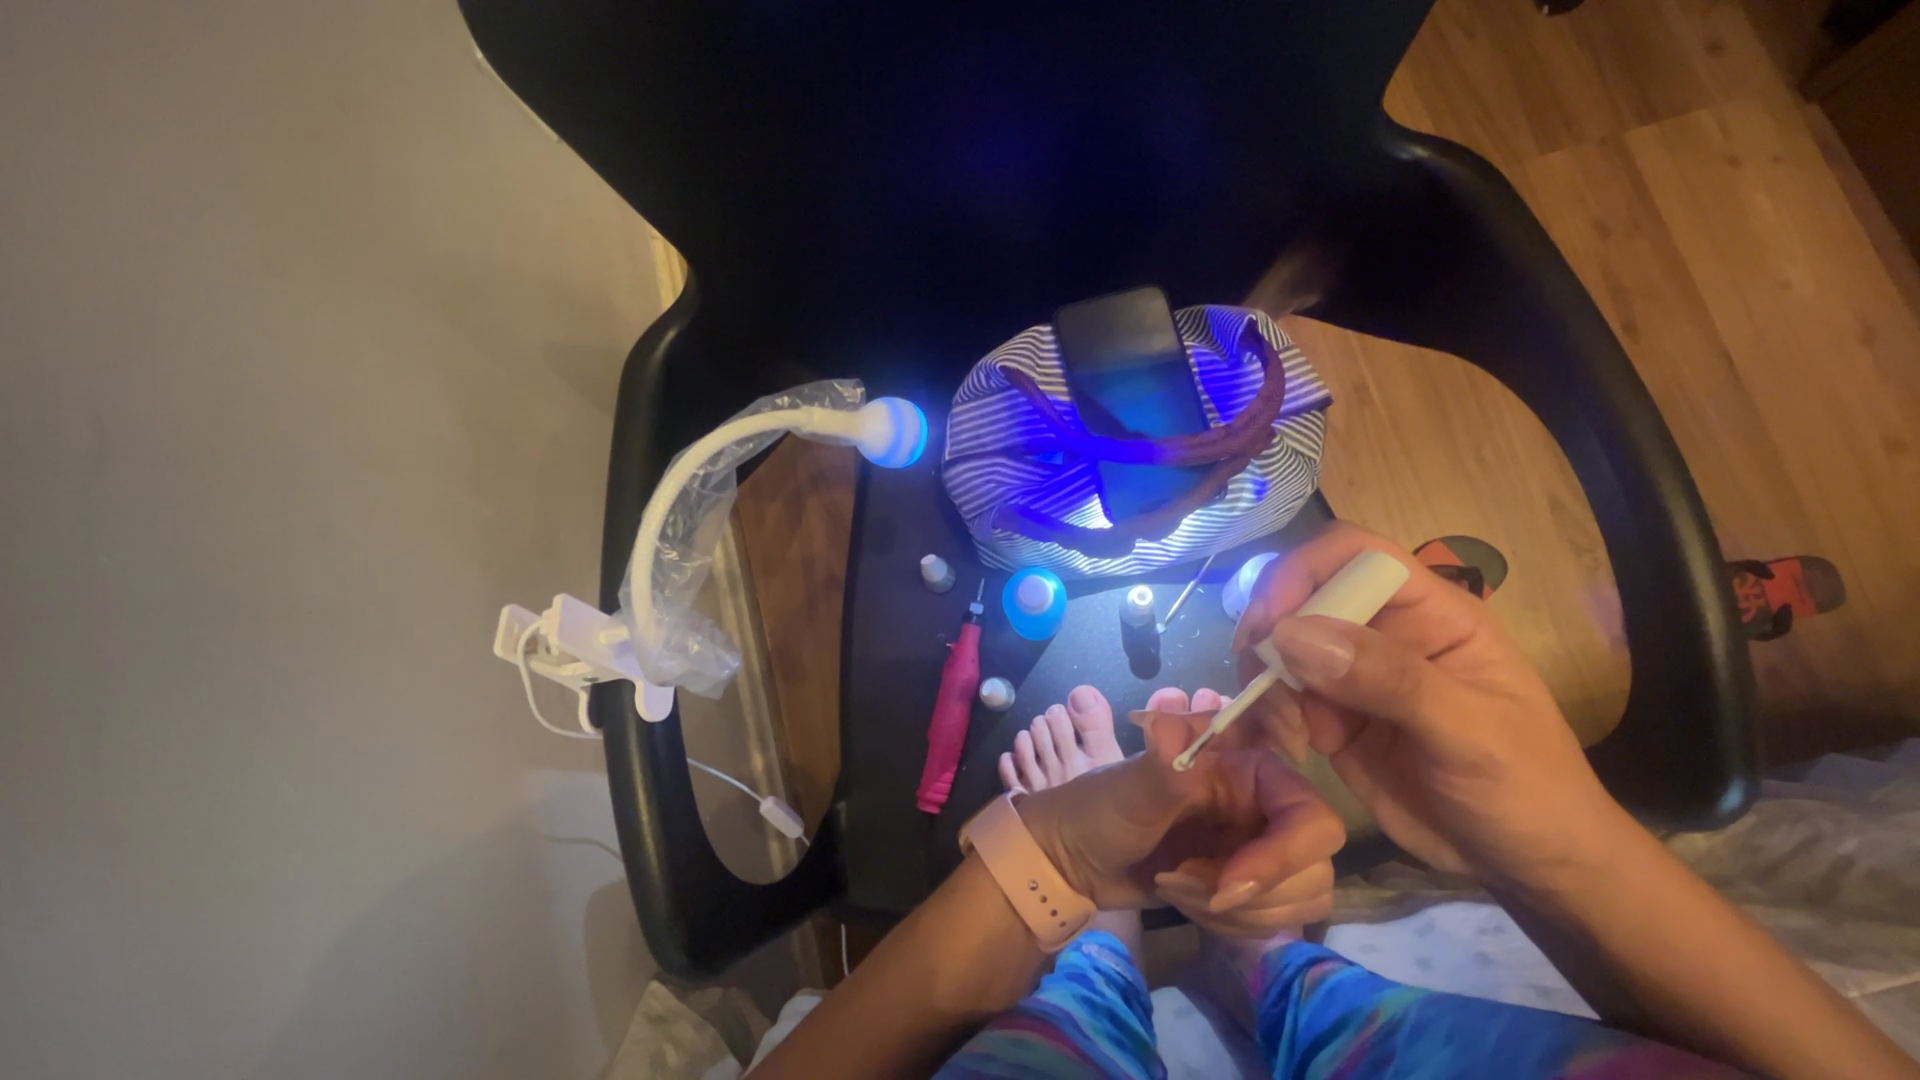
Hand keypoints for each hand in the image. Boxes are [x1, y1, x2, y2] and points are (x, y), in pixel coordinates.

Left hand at [1016, 686, 1343, 938]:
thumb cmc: (1099, 808)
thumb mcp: (1129, 790)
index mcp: (1248, 768)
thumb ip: (1162, 765)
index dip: (1282, 858)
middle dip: (1250, 893)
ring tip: (1176, 886)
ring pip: (1300, 900)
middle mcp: (1265, 806)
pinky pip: (1274, 920)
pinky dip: (1230, 924)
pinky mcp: (1249, 885)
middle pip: (1313, 868)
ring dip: (1235, 911)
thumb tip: (1167, 727)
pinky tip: (1182, 898)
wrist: (1073, 857)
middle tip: (1184, 883)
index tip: (1226, 885)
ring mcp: (1260, 847)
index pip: (1314, 818)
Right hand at [1221, 522, 1628, 887]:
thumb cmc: (1527, 789)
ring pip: (1280, 647)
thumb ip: (1389, 679)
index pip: (1353, 554)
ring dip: (1266, 681)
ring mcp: (1352, 675)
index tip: (1271, 623)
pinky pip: (1279, 695)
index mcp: (1430, 613)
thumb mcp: (1470, 732)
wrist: (1528, 867)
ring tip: (1287, 733)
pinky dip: (1266, 715)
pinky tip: (1287, 748)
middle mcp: (1383, 632)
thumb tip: (1294, 634)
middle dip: (1270, 634)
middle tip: (1263, 687)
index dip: (1304, 571)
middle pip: (1301, 595)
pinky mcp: (1330, 716)